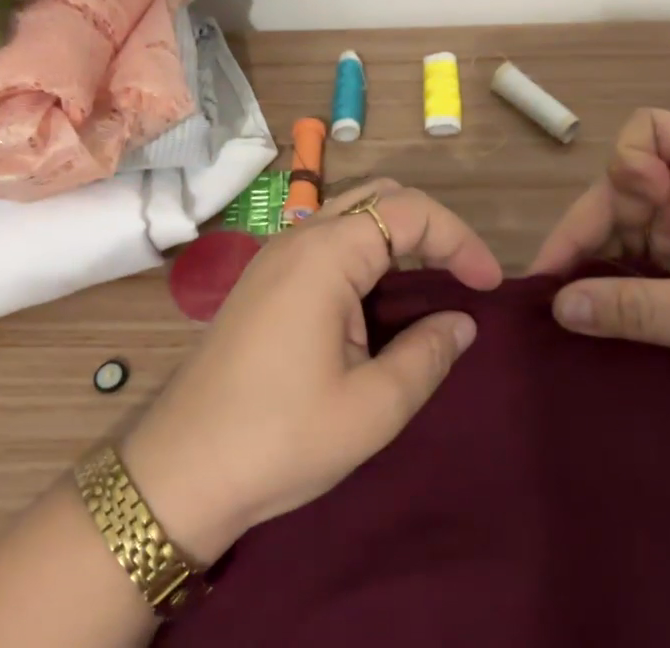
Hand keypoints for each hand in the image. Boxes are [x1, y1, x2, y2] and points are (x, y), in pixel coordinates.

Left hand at [118, 180, 502, 562]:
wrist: (179, 472)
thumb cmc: (281, 439)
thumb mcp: (373, 407)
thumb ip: (428, 354)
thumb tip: (460, 322)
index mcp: (326, 255)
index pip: (411, 211)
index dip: (461, 240)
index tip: (489, 287)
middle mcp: (297, 239)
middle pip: (378, 197)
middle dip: (429, 228)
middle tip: (460, 278)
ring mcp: (272, 258)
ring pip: (348, 216)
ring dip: (395, 239)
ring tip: (426, 288)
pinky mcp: (260, 283)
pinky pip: (324, 243)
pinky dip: (363, 255)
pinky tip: (375, 303)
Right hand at [529, 108, 669, 416]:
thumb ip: (632, 307)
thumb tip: (555, 305)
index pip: (651, 131)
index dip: (626, 159)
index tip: (627, 207)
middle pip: (623, 191)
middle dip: (587, 231)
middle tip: (550, 289)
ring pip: (626, 233)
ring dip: (594, 265)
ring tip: (561, 311)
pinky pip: (640, 270)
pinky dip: (614, 290)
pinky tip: (592, 321)